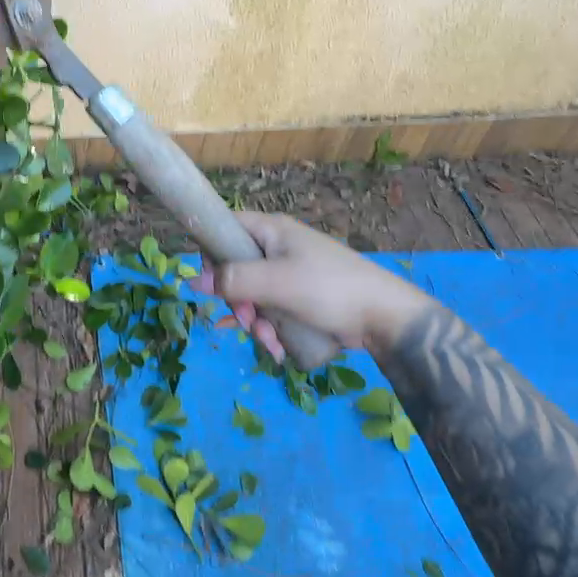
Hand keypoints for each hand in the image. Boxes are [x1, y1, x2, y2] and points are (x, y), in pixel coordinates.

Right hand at [198, 212, 432, 358]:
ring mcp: (290, 274)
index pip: (225, 229)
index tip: (213, 285)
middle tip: (248, 321)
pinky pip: (272, 311)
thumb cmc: (328, 288)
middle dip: (238, 302)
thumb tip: (193, 282)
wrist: (384, 317)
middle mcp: (278, 248)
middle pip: (235, 270)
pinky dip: (272, 330)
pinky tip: (279, 348)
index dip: (212, 254)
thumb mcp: (275, 282)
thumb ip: (232, 280)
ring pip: (252, 296)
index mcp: (272, 231)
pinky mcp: (300, 299)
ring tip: (270, 341)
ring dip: (255, 322)